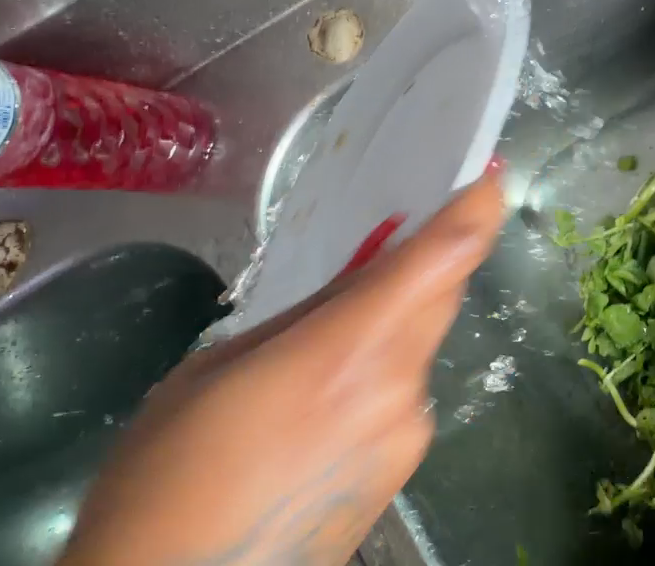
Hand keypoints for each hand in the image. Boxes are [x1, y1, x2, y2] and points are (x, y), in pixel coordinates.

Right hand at [59, 164, 505, 565]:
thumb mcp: (214, 374)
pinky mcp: (409, 458)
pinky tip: (325, 401)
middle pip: (443, 292)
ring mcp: (413, 426)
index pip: (446, 256)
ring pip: (424, 339)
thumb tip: (372, 263)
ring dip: (399, 318)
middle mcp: (400, 384)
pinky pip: (408, 385)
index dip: (479, 206)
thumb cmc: (164, 483)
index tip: (490, 172)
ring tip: (327, 342)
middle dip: (432, 258)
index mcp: (349, 353)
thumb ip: (309, 311)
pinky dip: (385, 368)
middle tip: (400, 237)